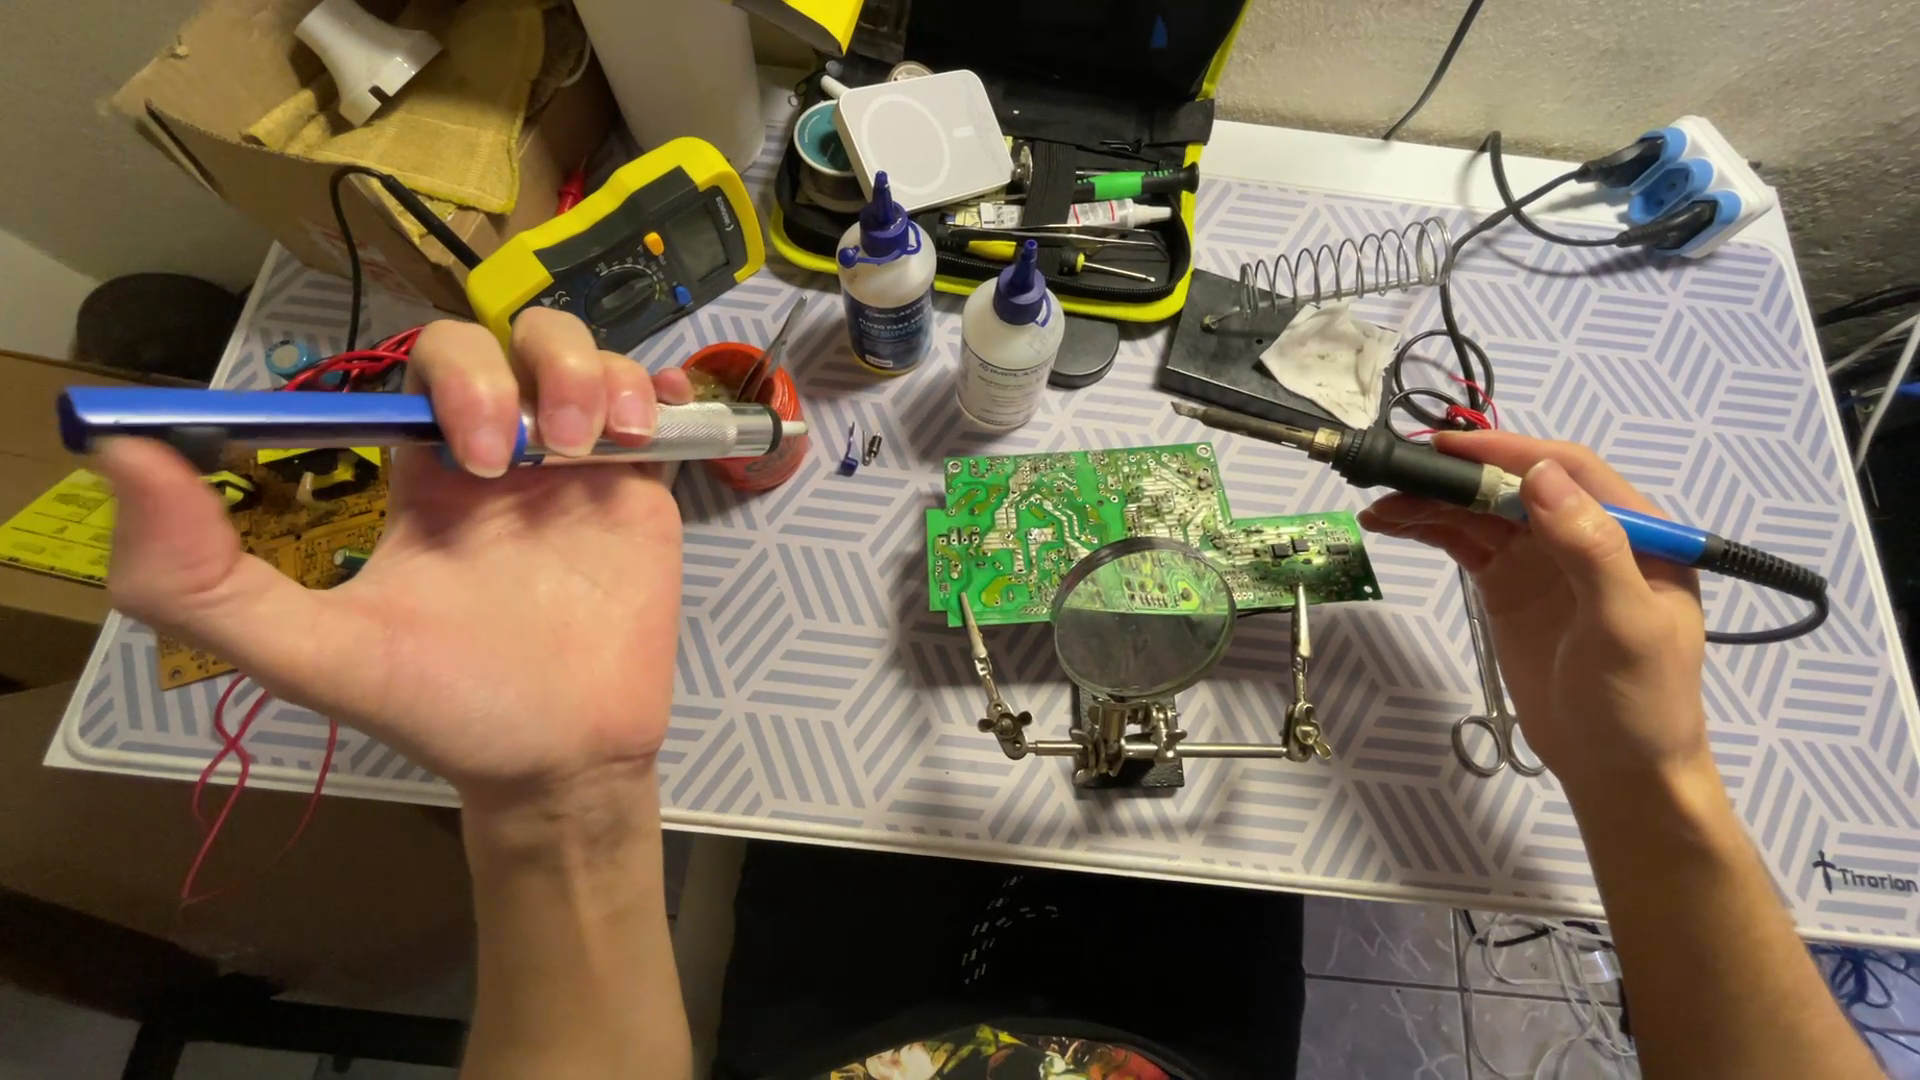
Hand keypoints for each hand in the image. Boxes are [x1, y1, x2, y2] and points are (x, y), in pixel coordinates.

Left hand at [97, 309, 693, 811]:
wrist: (560, 755)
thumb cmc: (447, 705)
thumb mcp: (310, 652)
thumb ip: (198, 575)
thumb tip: (120, 449)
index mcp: (429, 477)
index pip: (432, 367)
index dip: (454, 379)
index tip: (472, 456)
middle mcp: (511, 459)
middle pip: (519, 343)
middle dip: (537, 371)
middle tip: (543, 451)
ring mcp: (585, 474)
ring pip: (592, 364)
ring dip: (599, 377)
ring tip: (608, 442)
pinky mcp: (645, 496)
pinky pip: (657, 416)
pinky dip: (657, 392)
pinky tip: (652, 418)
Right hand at [1356, 431, 1709, 791]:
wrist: (1613, 765)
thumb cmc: (1638, 699)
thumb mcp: (1625, 626)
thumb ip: (1590, 549)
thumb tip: (1539, 476)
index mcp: (1630, 532)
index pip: (1564, 471)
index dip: (1506, 452)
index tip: (1446, 449)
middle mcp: (1580, 534)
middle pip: (1509, 487)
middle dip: (1453, 479)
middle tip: (1394, 478)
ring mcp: (1538, 560)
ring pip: (1477, 513)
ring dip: (1429, 505)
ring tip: (1379, 508)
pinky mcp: (1505, 584)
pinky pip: (1462, 543)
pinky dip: (1427, 530)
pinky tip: (1393, 526)